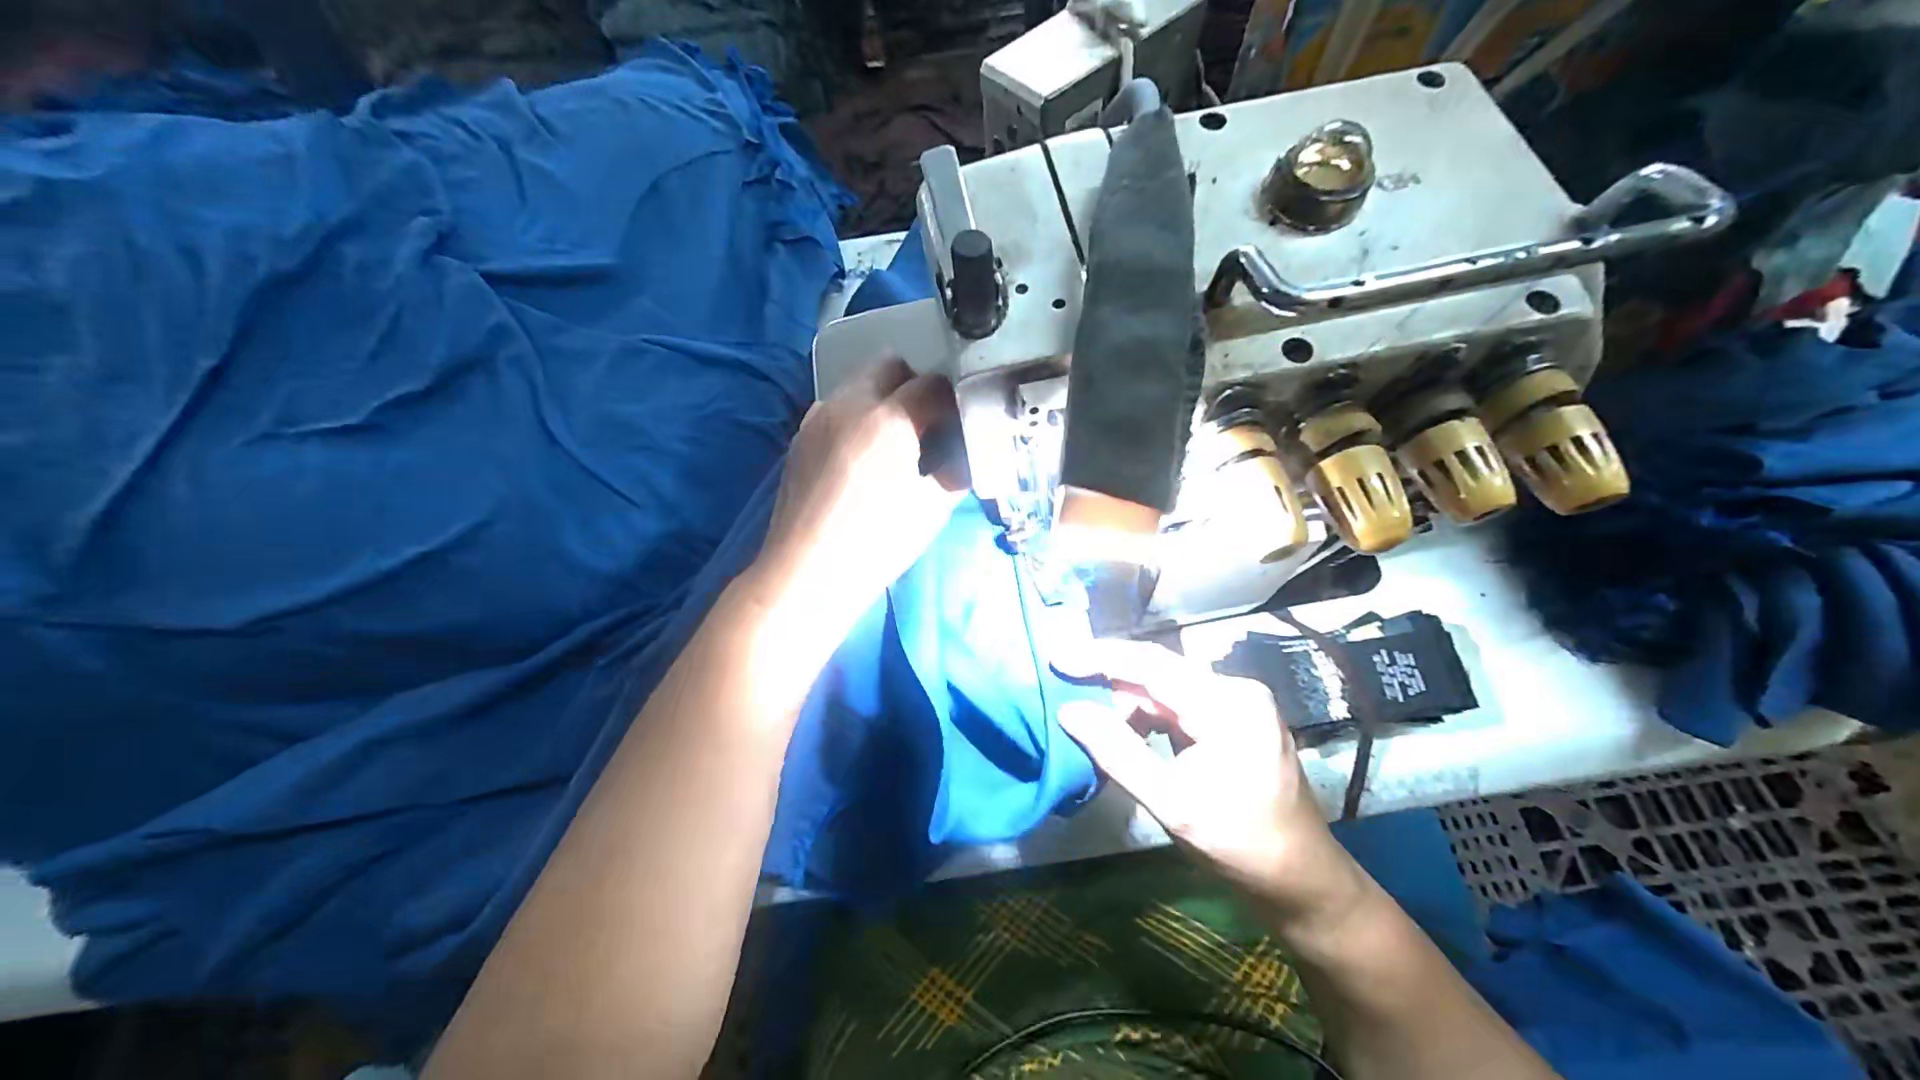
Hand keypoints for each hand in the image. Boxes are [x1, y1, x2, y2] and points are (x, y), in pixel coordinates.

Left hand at [753, 358, 964, 636]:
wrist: (807, 570)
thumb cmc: (877, 541)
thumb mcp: (932, 508)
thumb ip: (953, 471)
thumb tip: (958, 456)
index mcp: (889, 417)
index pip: (931, 385)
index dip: (951, 401)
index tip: (957, 423)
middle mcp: (849, 403)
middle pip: (888, 365)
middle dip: (912, 384)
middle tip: (925, 422)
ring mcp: (818, 417)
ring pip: (857, 384)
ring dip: (881, 399)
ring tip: (891, 442)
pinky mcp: (800, 437)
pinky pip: (835, 410)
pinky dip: (856, 418)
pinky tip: (860, 458)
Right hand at [1055, 640, 1364, 926]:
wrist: (1301, 880)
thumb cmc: (1238, 845)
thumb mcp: (1170, 802)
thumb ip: (1117, 752)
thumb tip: (1070, 712)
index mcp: (1228, 704)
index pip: (1151, 665)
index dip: (1099, 658)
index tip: (1057, 658)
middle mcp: (1237, 690)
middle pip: (1159, 672)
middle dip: (1110, 681)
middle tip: (1066, 693)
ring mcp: (1240, 703)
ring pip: (1167, 688)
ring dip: (1128, 703)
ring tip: (1092, 722)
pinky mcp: (1236, 719)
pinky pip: (1181, 704)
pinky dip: (1150, 716)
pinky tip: (1128, 734)